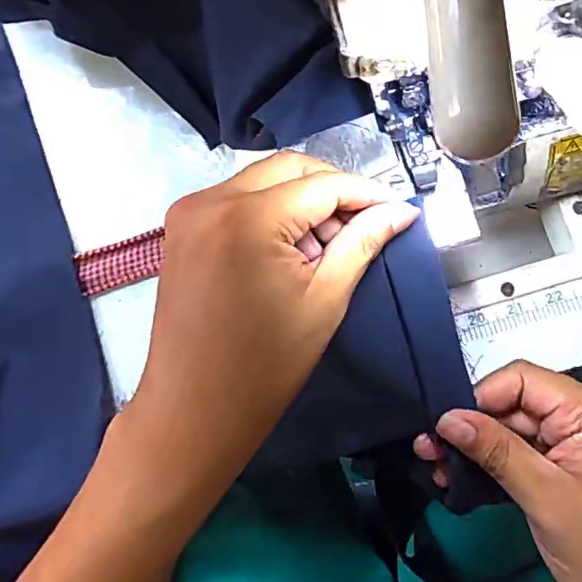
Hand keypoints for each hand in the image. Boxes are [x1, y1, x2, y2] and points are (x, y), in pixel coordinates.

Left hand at [126, 152, 419, 486]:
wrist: (191, 414)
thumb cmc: (263, 367)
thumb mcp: (325, 300)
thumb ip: (363, 242)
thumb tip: (399, 211)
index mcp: (247, 218)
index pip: (322, 183)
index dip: (366, 192)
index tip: (397, 207)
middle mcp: (211, 200)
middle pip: (290, 168)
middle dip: (334, 188)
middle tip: (363, 224)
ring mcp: (190, 211)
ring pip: (264, 178)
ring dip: (303, 197)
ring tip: (325, 243)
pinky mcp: (182, 226)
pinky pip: (239, 196)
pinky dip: (272, 208)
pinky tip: (291, 245)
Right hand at [415, 362, 581, 581]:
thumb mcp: (546, 498)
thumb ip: (496, 451)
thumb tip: (449, 419)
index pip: (522, 378)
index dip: (481, 397)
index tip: (447, 426)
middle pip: (516, 400)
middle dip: (474, 423)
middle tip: (432, 447)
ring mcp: (580, 438)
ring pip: (516, 425)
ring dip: (480, 444)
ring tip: (440, 463)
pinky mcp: (571, 462)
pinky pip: (527, 447)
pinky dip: (498, 459)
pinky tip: (467, 473)